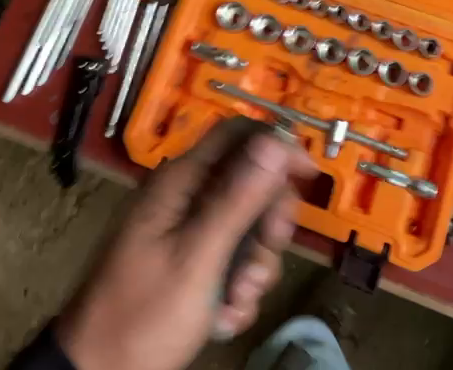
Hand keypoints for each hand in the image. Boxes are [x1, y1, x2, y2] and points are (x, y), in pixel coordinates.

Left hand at [57, 118, 315, 369]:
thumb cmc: (145, 313)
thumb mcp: (199, 256)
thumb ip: (239, 198)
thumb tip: (276, 141)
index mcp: (181, 182)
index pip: (238, 135)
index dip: (277, 147)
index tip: (308, 177)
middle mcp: (185, 198)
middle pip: (249, 184)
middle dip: (267, 224)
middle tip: (267, 253)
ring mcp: (187, 233)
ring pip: (246, 228)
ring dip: (254, 266)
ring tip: (238, 300)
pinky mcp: (190, 266)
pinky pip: (231, 262)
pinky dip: (237, 289)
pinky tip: (225, 318)